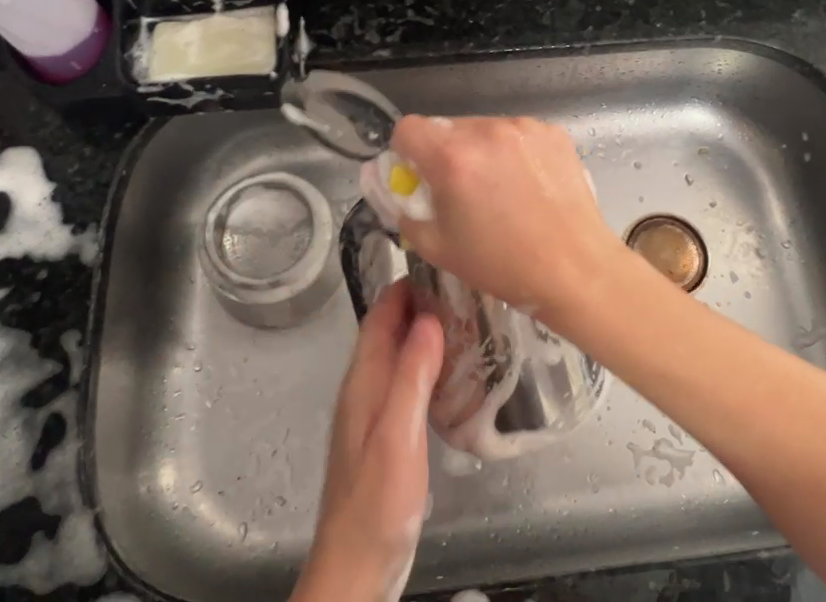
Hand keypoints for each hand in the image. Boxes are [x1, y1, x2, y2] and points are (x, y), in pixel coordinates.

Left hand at [292, 280, 443, 601]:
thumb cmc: (378, 497)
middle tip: (466, 289)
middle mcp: (364, 389)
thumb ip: (411, 375)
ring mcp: (373, 412)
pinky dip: (427, 366)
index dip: (405, 287)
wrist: (358, 560)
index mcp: (363, 381)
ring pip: (398, 356)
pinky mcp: (386, 433)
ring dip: (425, 335)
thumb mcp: (398, 432)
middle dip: (420, 305)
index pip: (379, 317)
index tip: (442, 264)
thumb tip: (429, 318)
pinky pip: (406, 382)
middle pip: (388, 333)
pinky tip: (453, 374)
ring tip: (467, 322)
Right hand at [391, 115, 623, 321]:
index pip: (408, 128)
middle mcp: (486, 131)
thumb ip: (406, 212)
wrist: (575, 269)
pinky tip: (526, 184)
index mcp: (452, 157)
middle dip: (444, 153)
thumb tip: (400, 191)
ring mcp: (523, 128)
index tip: (418, 175)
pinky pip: (515, 134)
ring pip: (482, 129)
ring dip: (479, 151)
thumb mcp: (437, 248)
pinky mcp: (552, 133)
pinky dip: (511, 152)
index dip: (406, 151)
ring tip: (499, 189)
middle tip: (460, 190)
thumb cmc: (502, 265)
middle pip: (446, 127)